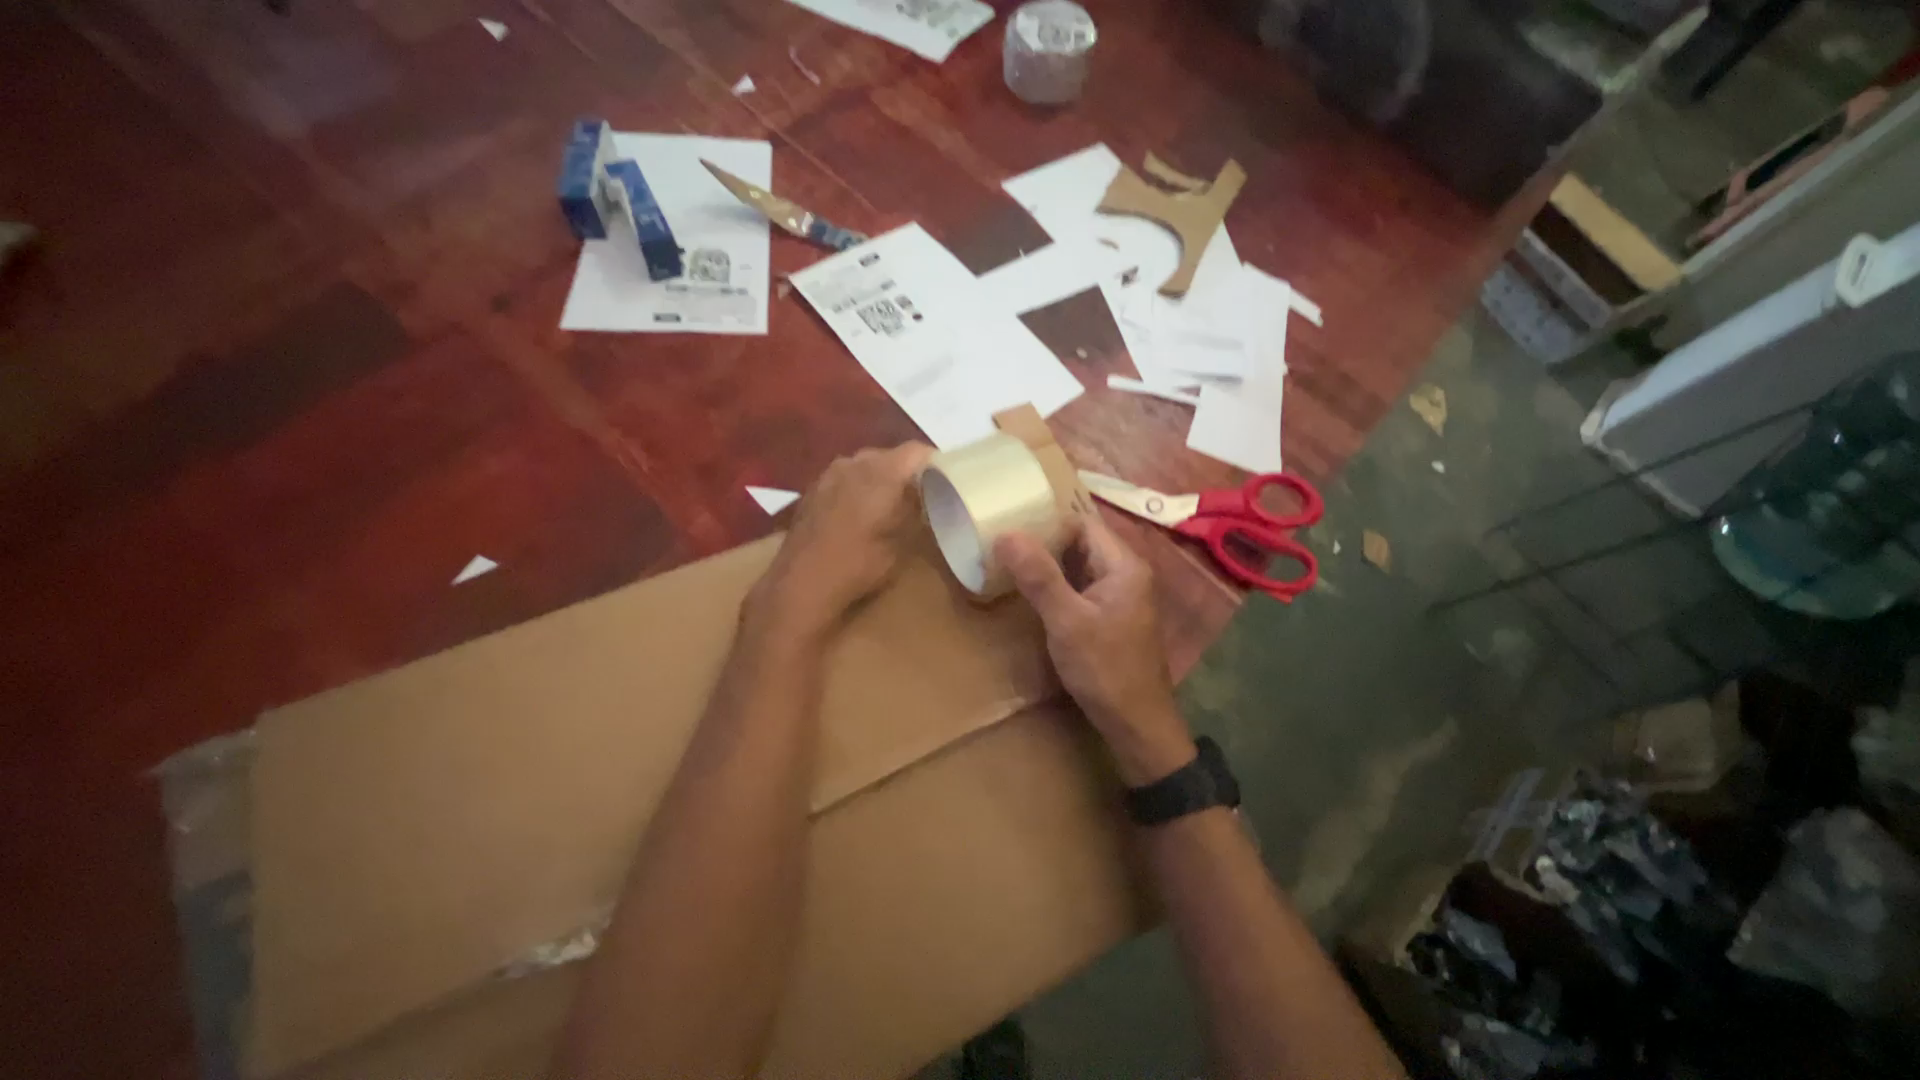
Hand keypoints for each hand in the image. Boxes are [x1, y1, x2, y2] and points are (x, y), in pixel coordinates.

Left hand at [747, 442, 933, 640]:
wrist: (802, 583)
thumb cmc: (859, 564)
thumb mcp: (902, 542)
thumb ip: (917, 510)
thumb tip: (927, 495)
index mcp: (882, 471)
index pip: (919, 451)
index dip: (935, 464)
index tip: (945, 483)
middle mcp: (855, 462)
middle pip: (891, 455)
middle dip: (907, 473)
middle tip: (920, 498)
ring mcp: (830, 472)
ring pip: (866, 465)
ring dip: (880, 480)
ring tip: (890, 506)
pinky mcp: (813, 488)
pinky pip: (845, 478)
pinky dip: (858, 488)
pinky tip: (859, 513)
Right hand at [994, 515, 1196, 785]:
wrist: (1137, 723)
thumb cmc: (1104, 669)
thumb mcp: (1066, 621)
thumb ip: (1039, 576)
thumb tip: (1006, 534)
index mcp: (1124, 565)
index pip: (1082, 523)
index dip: (1046, 523)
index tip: (1009, 526)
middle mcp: (1127, 572)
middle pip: (1081, 542)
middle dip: (1043, 542)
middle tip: (1001, 543)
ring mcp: (1121, 595)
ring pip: (1080, 565)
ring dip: (1048, 564)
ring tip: (1008, 563)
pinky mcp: (1112, 616)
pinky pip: (1082, 587)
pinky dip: (1057, 585)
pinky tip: (1032, 593)